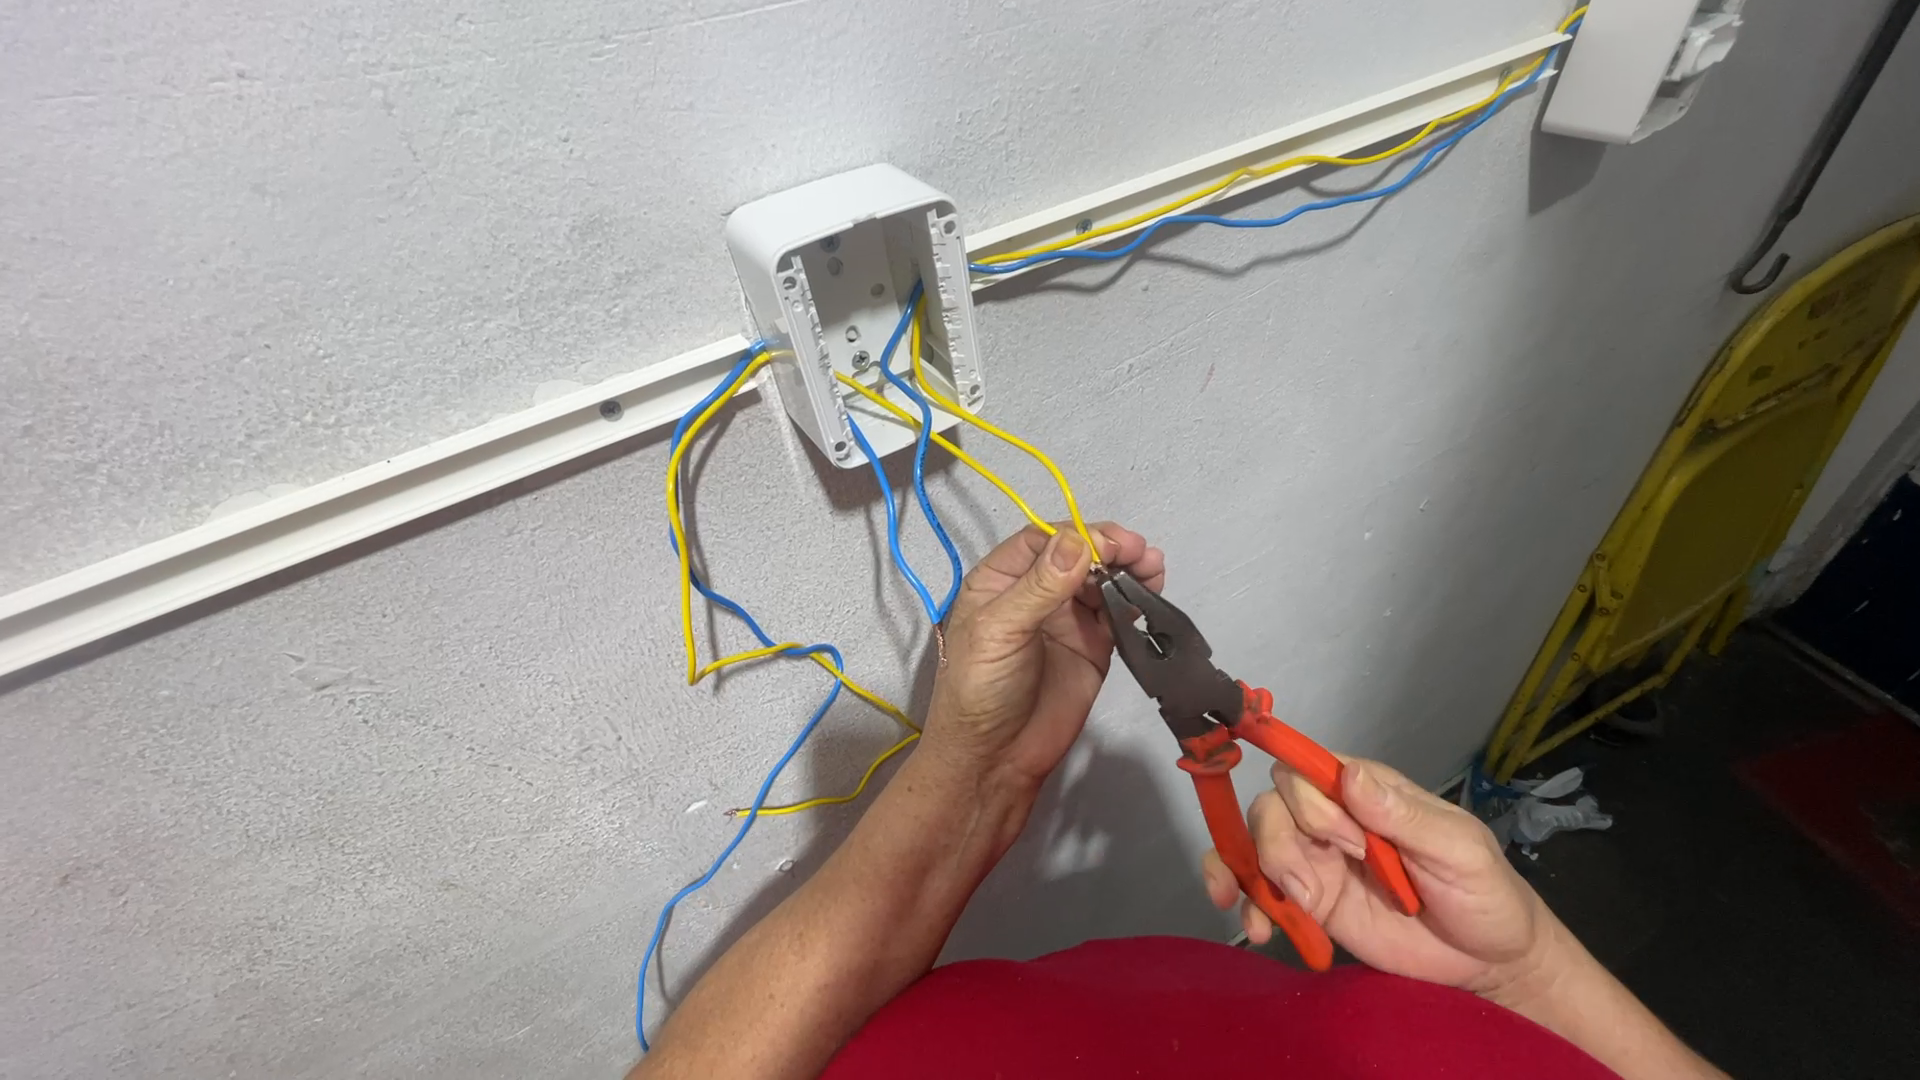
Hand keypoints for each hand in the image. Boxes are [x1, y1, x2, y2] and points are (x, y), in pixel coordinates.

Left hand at [920, 523, 1164, 793]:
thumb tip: (1079, 541)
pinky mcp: (1092, 646)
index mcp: (1001, 580)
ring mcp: (1065, 619)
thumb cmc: (982, 689)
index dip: (1079, 535)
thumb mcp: (1000, 631)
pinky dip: (1136, 601)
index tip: (1112, 542)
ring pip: (1101, 581)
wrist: (997, 758)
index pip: (1043, 541)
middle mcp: (1034, 593)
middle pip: (1077, 555)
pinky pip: (1117, 614)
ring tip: (1154, 568)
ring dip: (1128, 569)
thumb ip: (1039, 587)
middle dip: (1110, 548)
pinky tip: (1151, 595)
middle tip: (1141, 552)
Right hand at [1202, 757, 1566, 1005]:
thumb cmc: (1483, 893)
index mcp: (1361, 791)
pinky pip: (1257, 886)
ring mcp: (1313, 858)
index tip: (1346, 840)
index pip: (1304, 768)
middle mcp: (1327, 817)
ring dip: (1257, 869)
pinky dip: (1245, 899)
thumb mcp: (1459, 849)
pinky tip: (1256, 926)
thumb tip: (1350, 774)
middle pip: (1270, 805)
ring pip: (1254, 840)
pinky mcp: (1307, 900)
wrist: (1489, 965)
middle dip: (1281, 842)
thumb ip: (1404, 814)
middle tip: (1319, 886)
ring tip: (1296, 907)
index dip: (1308, 800)